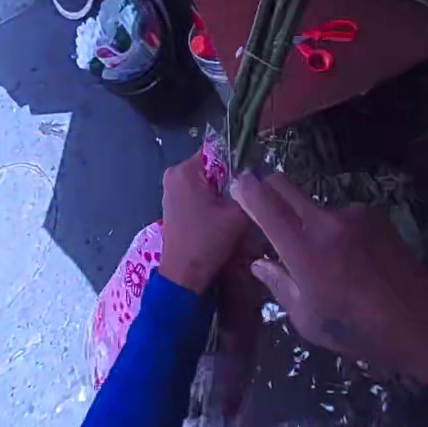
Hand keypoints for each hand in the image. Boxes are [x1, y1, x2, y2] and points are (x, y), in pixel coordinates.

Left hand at [158, 153, 250, 293]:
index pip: (219, 150)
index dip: (239, 162)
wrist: (183, 276)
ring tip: (236, 208)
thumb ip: (249, 189)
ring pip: (207, 179)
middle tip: (246, 196)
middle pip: (213, 165)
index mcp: (186, 170)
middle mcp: (174, 174)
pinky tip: (222, 215)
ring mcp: (171, 189)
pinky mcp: (173, 203)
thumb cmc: (208, 242)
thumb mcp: (238, 213)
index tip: (252, 178)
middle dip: (230, 177)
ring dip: (222, 190)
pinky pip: (198, 191)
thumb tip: (257, 174)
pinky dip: (211, 199)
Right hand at [230, 170, 427, 401]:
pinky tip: (351, 257)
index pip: (264, 203)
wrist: (417, 316)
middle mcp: (324, 221)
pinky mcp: (373, 214)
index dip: (246, 189)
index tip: (236, 185)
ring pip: (315, 204)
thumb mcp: (307, 319)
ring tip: (323, 256)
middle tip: (263, 203)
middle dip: (269, 187)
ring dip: (308, 219)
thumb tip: (258, 262)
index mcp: (302, 249)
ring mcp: (352, 214)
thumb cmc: (356, 328)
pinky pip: (342, 215)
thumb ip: (278, 284)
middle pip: (286, 185)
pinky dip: (336, 229)